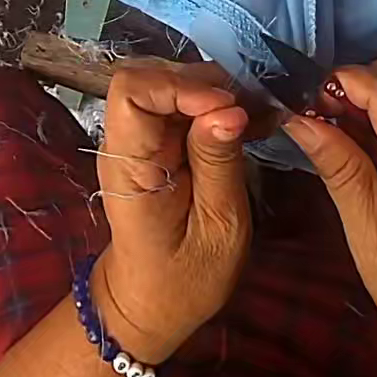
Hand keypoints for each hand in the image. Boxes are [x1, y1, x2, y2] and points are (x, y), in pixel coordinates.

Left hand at [93, 63, 251, 363]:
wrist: (150, 299)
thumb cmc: (185, 277)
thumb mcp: (218, 228)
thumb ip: (219, 163)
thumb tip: (229, 107)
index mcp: (129, 163)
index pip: (131, 92)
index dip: (178, 86)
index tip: (227, 105)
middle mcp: (123, 140)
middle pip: (149, 77)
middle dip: (202, 83)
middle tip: (251, 109)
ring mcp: (135, 137)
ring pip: (165, 82)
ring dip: (211, 90)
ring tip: (253, 115)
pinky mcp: (152, 139)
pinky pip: (176, 102)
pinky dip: (211, 102)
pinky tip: (244, 121)